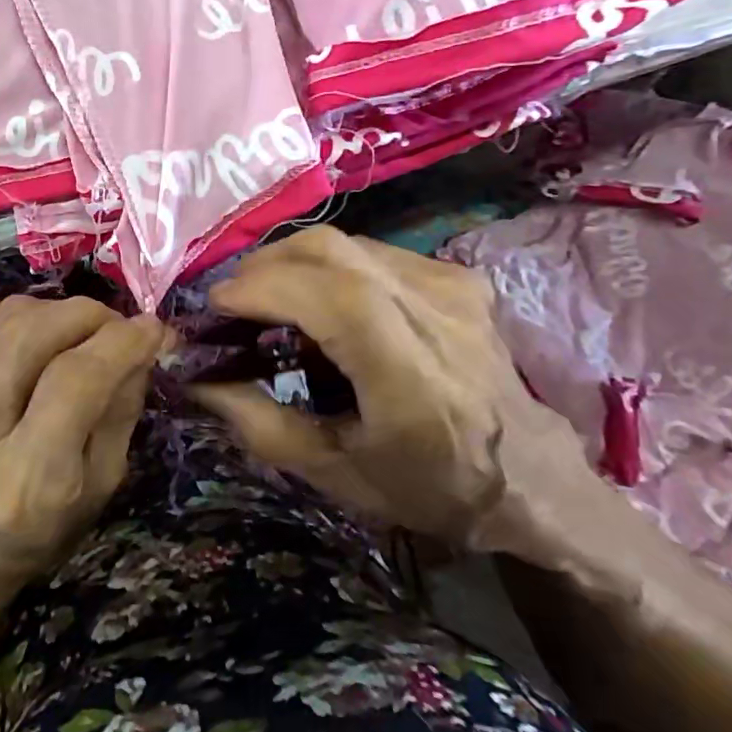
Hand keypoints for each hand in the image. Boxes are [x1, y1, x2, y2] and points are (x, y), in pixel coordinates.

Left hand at [0, 297, 167, 644]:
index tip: (155, 328)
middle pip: (29, 337)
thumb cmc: (54, 521)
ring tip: (84, 331)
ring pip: (5, 318)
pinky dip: (24, 315)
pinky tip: (43, 338)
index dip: (118, 344)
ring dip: (57, 311)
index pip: (72, 383)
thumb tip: (140, 338)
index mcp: (26, 478)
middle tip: (120, 326)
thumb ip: (121, 406)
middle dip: (87, 315)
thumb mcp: (106, 478)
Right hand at [187, 226, 591, 544]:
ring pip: (343, 242)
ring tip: (264, 298)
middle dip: (261, 265)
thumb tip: (194, 374)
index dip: (261, 288)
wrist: (537, 484)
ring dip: (287, 262)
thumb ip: (255, 420)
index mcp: (413, 377)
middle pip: (328, 250)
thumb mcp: (332, 472)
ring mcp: (451, 287)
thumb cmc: (430, 488)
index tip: (214, 306)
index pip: (331, 296)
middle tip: (230, 301)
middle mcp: (438, 316)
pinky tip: (315, 299)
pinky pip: (366, 251)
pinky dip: (323, 265)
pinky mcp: (455, 277)